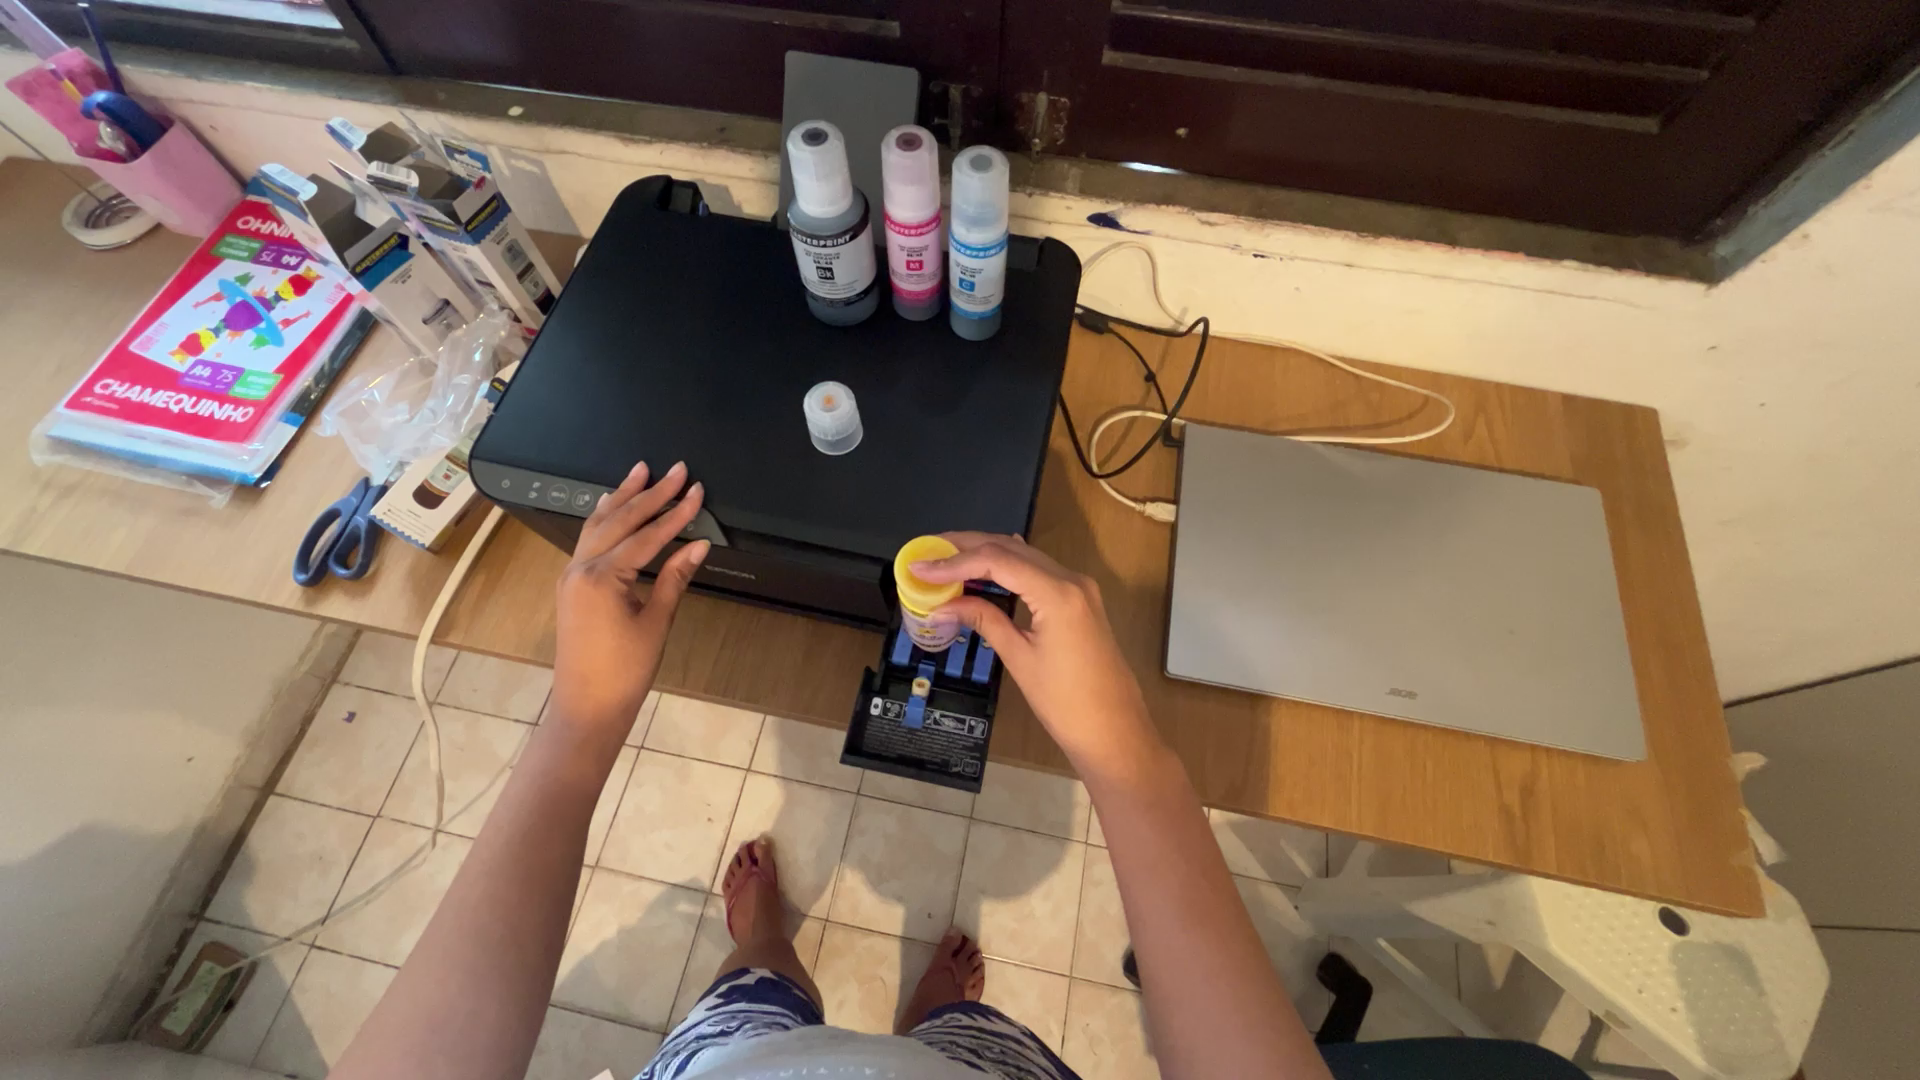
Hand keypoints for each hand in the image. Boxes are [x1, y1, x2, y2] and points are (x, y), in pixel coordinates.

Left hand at [550, 461, 708, 735]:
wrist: (587, 706)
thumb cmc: (625, 669)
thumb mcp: (656, 621)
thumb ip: (675, 577)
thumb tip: (698, 545)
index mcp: (601, 577)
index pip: (647, 535)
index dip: (675, 513)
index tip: (696, 490)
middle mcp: (580, 568)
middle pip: (620, 521)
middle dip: (650, 494)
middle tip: (675, 469)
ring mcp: (572, 574)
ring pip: (599, 524)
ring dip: (623, 497)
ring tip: (640, 471)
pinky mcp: (572, 584)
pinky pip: (588, 539)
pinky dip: (604, 518)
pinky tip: (612, 505)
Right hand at [913, 532, 1158, 771]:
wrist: (1115, 731)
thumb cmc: (1066, 703)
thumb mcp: (1019, 658)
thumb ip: (984, 620)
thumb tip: (944, 605)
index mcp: (1058, 593)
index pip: (997, 561)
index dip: (954, 561)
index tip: (921, 568)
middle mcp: (1071, 580)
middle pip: (1011, 549)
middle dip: (967, 547)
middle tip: (928, 550)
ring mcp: (1079, 588)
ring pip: (1025, 556)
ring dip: (987, 553)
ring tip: (948, 556)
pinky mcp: (1080, 600)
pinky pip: (1038, 571)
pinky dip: (1008, 567)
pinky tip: (986, 568)